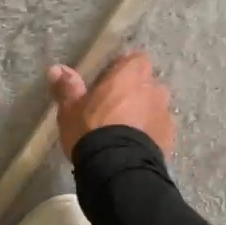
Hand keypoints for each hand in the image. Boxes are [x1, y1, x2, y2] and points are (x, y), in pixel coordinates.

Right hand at [48, 50, 175, 158]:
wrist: (116, 165)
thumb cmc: (91, 129)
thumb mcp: (71, 109)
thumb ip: (67, 87)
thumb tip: (56, 68)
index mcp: (130, 74)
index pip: (134, 59)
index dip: (122, 69)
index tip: (107, 83)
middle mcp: (153, 87)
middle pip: (145, 83)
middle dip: (132, 92)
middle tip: (112, 109)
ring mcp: (164, 111)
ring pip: (153, 106)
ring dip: (142, 113)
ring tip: (123, 131)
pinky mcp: (169, 135)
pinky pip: (158, 128)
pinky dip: (148, 133)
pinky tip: (132, 146)